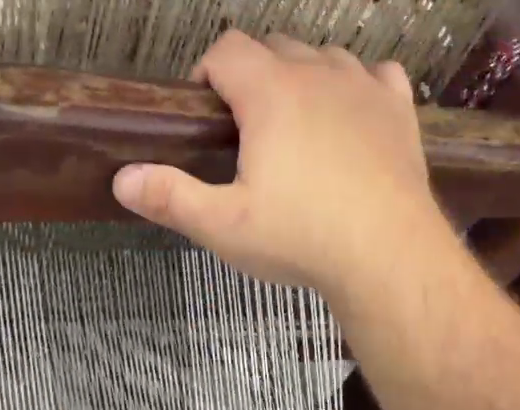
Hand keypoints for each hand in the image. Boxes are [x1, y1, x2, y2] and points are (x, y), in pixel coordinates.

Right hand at [112, 31, 458, 303]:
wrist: (386, 253)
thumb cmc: (300, 237)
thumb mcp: (222, 225)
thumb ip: (170, 198)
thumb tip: (122, 179)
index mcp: (271, 93)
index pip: (227, 49)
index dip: (206, 72)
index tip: (201, 111)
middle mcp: (318, 73)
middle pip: (273, 45)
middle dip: (250, 75)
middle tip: (239, 130)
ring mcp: (363, 87)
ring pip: (323, 57)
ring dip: (300, 78)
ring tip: (289, 127)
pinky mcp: (397, 109)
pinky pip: (374, 75)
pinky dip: (353, 88)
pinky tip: (346, 117)